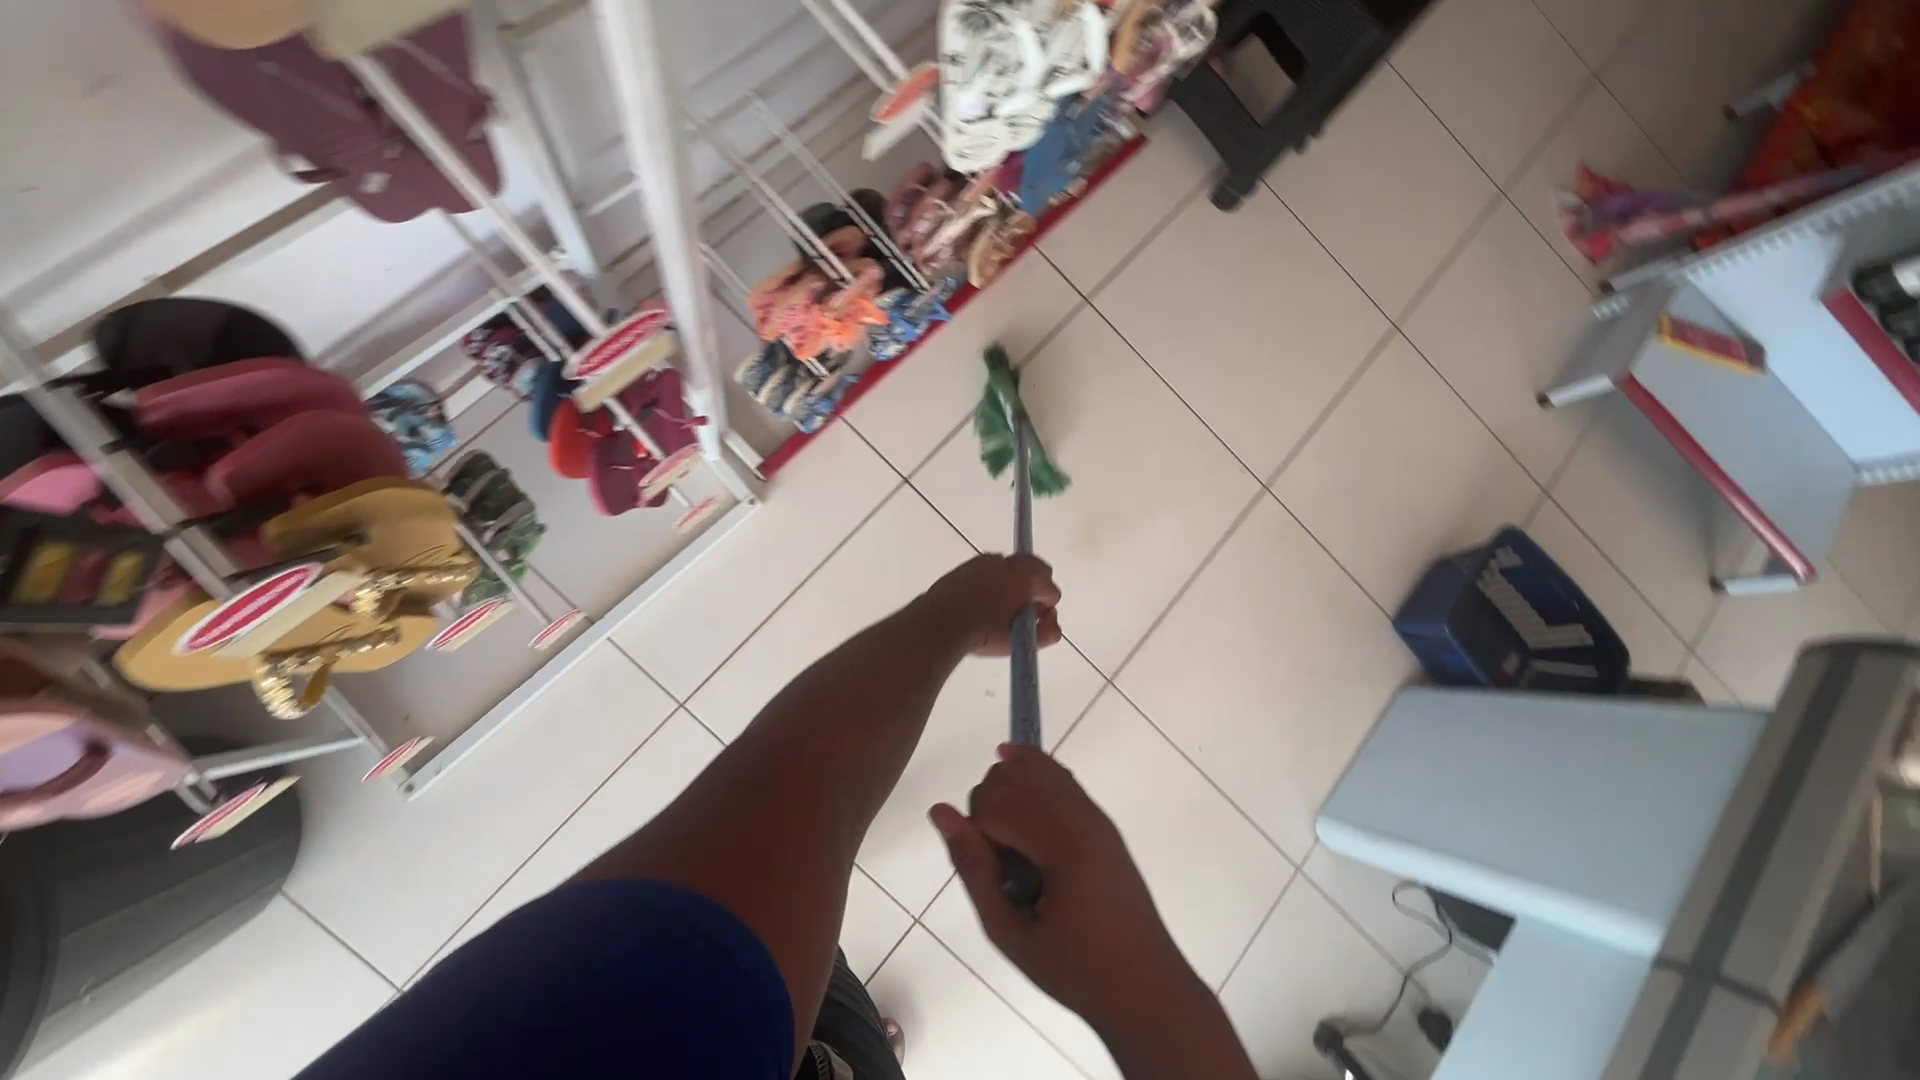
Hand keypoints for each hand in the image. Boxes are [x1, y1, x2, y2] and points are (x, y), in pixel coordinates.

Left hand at [916, 554, 1061, 656]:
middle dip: (1036, 587)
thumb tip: (1052, 623)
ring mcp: (988, 561)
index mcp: (1029, 578)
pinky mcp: (969, 564)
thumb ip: (1047, 634)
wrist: (941, 622)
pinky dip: (993, 579)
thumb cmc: (985, 632)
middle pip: (1037, 568)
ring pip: (1013, 565)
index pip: (1051, 591)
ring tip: (1002, 606)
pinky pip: (990, 568)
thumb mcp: (1020, 640)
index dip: (1046, 609)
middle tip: (1023, 610)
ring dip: (1014, 582)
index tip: (1033, 622)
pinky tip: (983, 599)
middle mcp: (1011, 563)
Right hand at [930, 746, 1187, 1027]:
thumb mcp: (1010, 931)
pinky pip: (1059, 776)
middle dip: (989, 806)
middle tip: (998, 864)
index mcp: (1062, 844)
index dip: (974, 832)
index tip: (987, 875)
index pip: (994, 802)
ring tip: (1008, 839)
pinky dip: (1033, 775)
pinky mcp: (1102, 820)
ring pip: (1036, 766)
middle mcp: (1081, 816)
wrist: (1146, 986)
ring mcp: (1096, 814)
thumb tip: (940, 811)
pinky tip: (1014, 782)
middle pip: (1011, 776)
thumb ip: (973, 868)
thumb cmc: (1076, 969)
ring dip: (1009, 789)